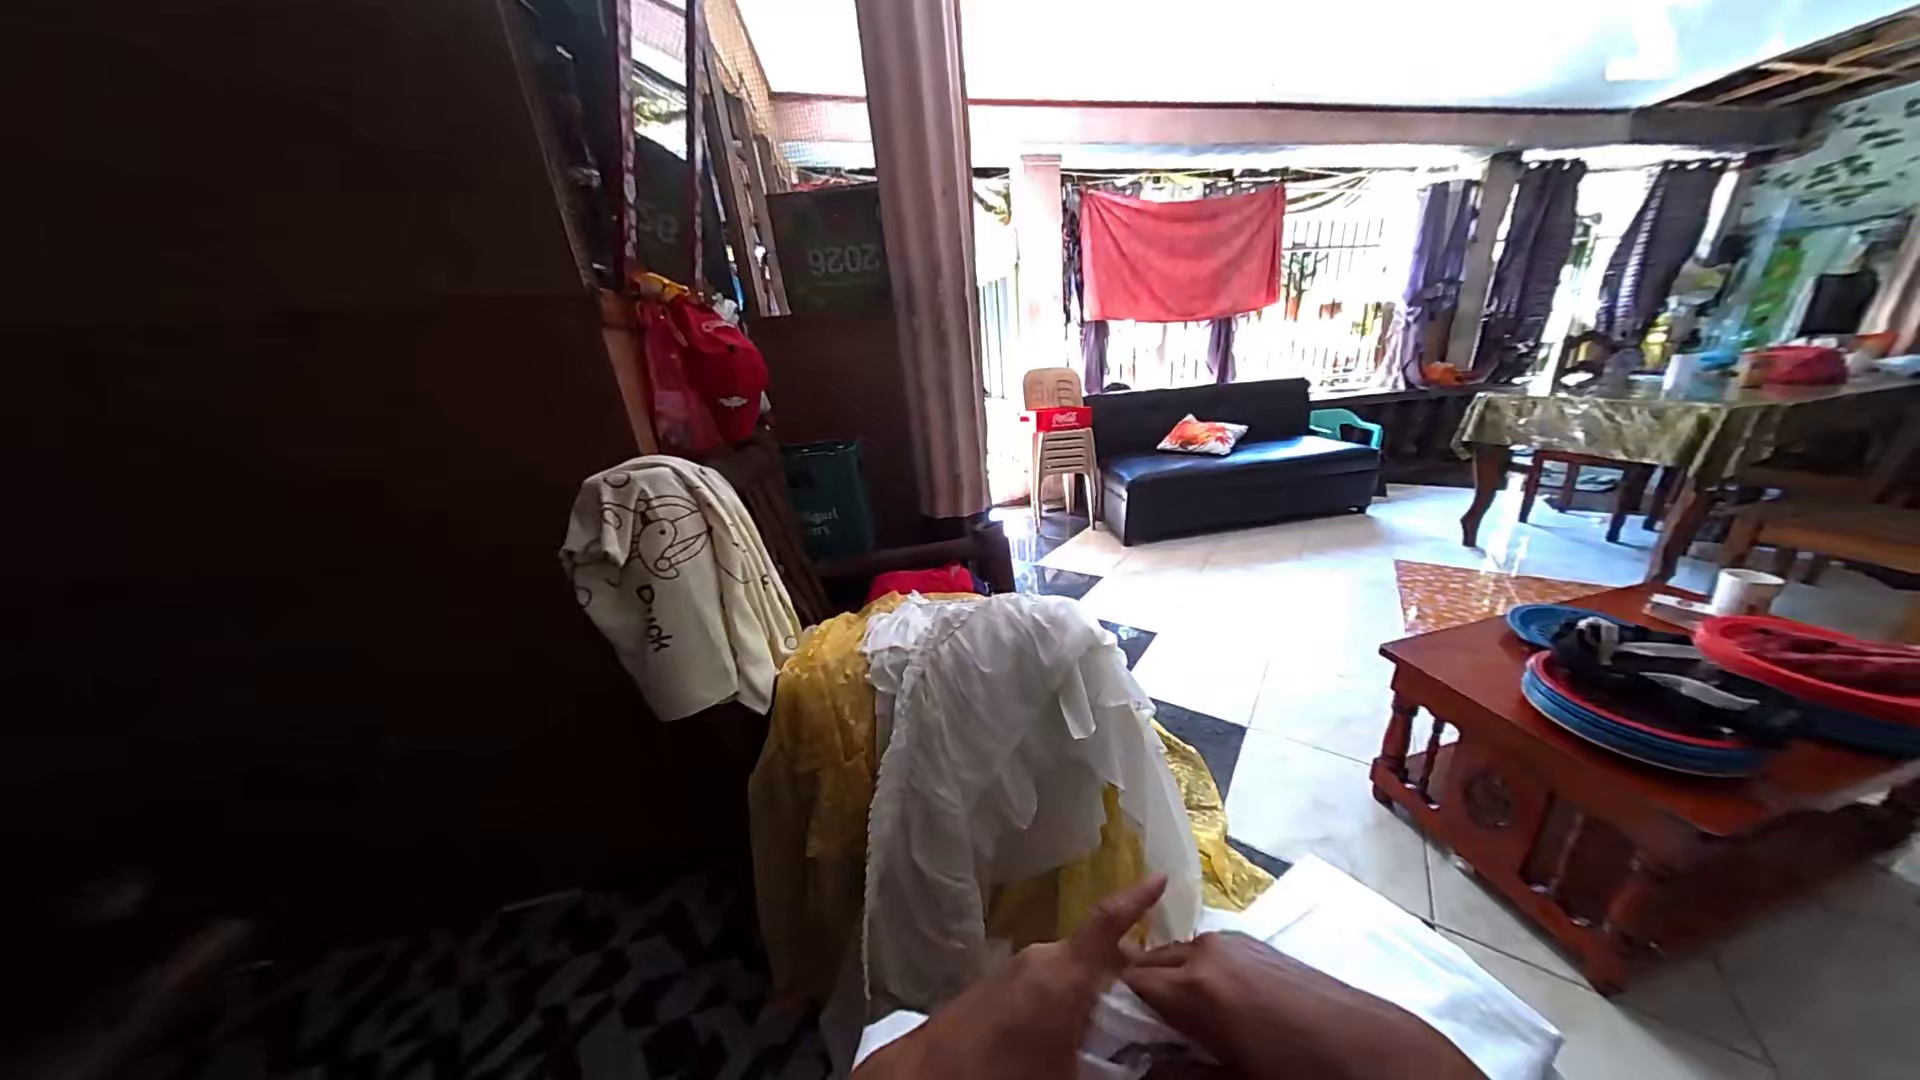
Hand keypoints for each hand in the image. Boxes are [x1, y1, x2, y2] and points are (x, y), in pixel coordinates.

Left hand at [854, 873, 1168, 1079]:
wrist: (927, 1079)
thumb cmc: (1004, 1077)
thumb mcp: (1070, 1079)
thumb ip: (1111, 1065)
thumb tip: (1142, 1060)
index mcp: (1063, 975)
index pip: (1107, 923)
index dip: (1136, 899)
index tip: (1161, 877)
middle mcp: (1041, 958)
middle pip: (1096, 953)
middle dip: (1127, 972)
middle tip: (1160, 1000)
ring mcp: (1016, 969)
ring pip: (1071, 969)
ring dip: (1096, 988)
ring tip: (1122, 1022)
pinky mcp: (999, 983)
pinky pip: (1046, 980)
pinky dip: (1068, 996)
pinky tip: (1074, 1031)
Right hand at [1124, 932, 1485, 1079]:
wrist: (1379, 1053)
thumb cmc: (1302, 1078)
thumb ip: (1182, 1079)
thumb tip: (1141, 1073)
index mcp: (1195, 988)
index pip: (1131, 983)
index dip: (1120, 1008)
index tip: (1120, 1035)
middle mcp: (1205, 951)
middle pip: (1149, 962)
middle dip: (1142, 993)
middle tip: (1150, 1033)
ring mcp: (1229, 941)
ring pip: (1177, 955)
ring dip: (1170, 982)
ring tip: (1185, 1024)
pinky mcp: (1251, 941)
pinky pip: (1206, 953)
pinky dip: (1197, 973)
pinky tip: (1219, 1008)